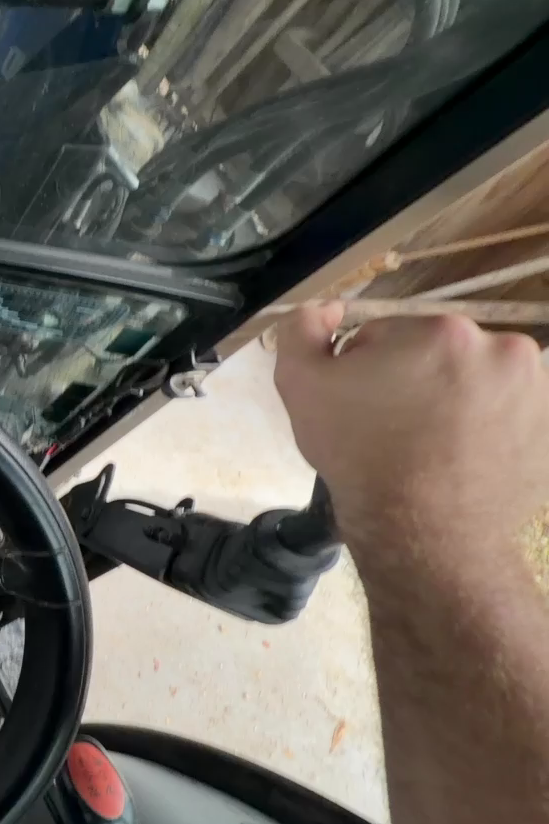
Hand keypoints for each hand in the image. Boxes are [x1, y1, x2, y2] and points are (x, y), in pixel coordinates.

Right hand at [273, 303, 548, 554]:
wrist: (421, 517)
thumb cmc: (354, 445)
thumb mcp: (297, 382)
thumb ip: (301, 331)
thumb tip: (323, 306)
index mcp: (438, 330)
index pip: (380, 334)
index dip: (356, 366)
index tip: (352, 400)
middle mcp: (501, 346)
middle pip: (429, 352)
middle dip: (404, 377)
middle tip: (381, 419)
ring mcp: (537, 384)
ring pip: (467, 377)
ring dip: (442, 396)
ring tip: (418, 437)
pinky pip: (500, 406)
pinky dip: (476, 419)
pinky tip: (451, 448)